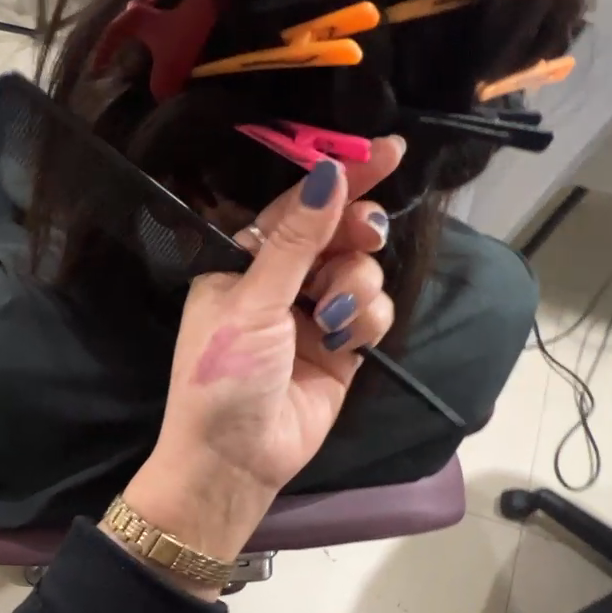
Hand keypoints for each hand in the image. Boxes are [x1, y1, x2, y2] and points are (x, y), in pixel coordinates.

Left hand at [115, 140, 403, 591]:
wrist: (233, 461)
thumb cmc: (223, 380)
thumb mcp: (250, 306)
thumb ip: (292, 244)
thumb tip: (326, 176)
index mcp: (240, 268)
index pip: (295, 210)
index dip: (339, 179)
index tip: (387, 151)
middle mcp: (277, 287)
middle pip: (335, 234)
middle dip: (355, 231)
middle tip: (365, 235)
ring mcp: (311, 317)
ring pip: (359, 270)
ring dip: (356, 283)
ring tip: (332, 317)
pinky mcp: (340, 350)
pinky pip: (371, 311)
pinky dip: (366, 317)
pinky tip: (344, 338)